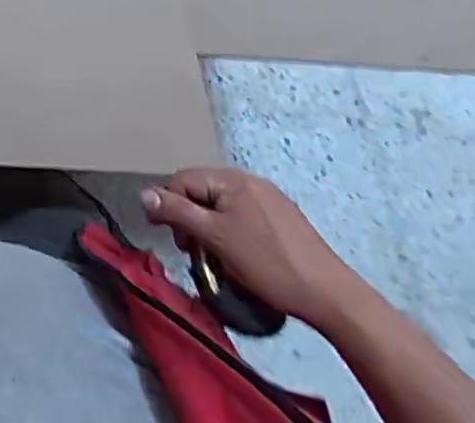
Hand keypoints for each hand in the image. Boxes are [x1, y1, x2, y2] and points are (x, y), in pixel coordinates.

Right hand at [141, 168, 366, 330]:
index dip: (170, 207)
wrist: (331, 296)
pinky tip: (242, 255)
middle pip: (201, 190)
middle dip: (191, 218)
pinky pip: (243, 214)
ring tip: (217, 256)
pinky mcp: (283, 216)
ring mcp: (269, 197)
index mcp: (231, 178)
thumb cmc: (267, 264)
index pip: (182, 180)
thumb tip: (144, 193)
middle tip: (195, 251)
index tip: (176, 240)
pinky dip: (232, 231)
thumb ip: (177, 212)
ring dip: (210, 227)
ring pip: (221, 204)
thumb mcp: (214, 238)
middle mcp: (249, 179)